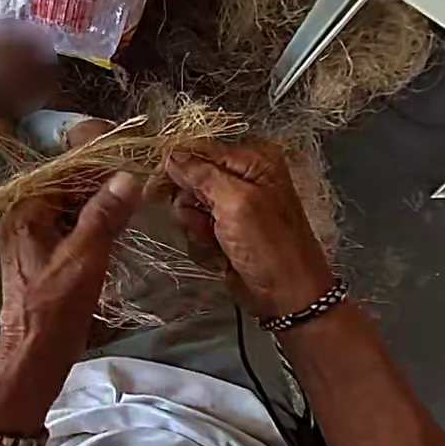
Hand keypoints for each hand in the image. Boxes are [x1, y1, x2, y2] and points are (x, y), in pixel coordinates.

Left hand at [0, 172, 142, 431]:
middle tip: (135, 195)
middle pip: (65, 194)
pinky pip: (66, 235)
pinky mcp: (39, 263)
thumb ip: (104, 215)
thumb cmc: (55, 306)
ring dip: (97, 214)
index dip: (97, 173)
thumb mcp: (85, 256)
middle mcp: (20, 222)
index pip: (63, 176)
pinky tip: (112, 239)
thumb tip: (127, 177)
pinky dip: (88, 233)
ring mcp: (28, 243)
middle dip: (99, 194)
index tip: (131, 174)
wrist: (34, 356)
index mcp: (23, 213)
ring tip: (129, 213)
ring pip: (67, 215)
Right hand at [163, 141, 337, 319]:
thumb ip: (203, 174)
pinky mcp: (223, 228)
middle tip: (203, 219)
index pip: (199, 149)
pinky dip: (199, 237)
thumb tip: (170, 155)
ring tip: (213, 237)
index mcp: (253, 160)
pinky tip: (215, 247)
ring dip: (194, 223)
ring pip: (188, 203)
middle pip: (190, 176)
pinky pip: (194, 224)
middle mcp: (242, 177)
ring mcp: (232, 204)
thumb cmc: (268, 245)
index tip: (158, 186)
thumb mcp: (237, 202)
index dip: (177, 166)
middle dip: (189, 200)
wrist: (286, 295)